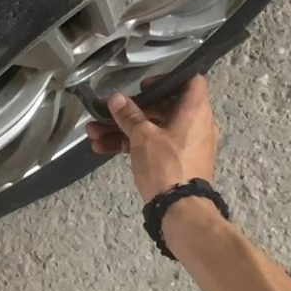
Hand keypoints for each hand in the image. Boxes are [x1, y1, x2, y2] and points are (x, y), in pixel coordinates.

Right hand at [85, 75, 220, 202]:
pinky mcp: (178, 162)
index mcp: (195, 111)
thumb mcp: (142, 136)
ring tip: (94, 134)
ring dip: (124, 130)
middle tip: (110, 112)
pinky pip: (155, 146)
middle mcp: (196, 124)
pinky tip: (102, 149)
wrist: (181, 212)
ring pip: (154, 129)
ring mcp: (187, 145)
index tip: (145, 86)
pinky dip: (133, 145)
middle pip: (163, 107)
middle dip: (131, 111)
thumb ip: (128, 115)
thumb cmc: (166, 165)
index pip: (191, 80)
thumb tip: (116, 98)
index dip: (167, 79)